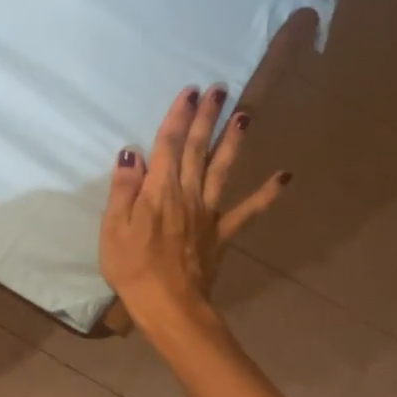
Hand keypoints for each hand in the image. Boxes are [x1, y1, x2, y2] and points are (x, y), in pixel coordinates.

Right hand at [99, 84, 287, 346]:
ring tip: (245, 115)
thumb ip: (124, 189)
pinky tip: (284, 176)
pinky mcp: (221, 233)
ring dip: (233, 141)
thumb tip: (132, 153)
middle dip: (206, 118)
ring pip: (222, 170)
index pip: (167, 146)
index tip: (189, 92)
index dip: (177, 117)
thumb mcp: (112, 227)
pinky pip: (248, 211)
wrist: (168, 305)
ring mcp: (208, 213)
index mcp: (158, 191)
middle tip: (218, 90)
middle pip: (196, 150)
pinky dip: (267, 193)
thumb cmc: (130, 266)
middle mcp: (187, 194)